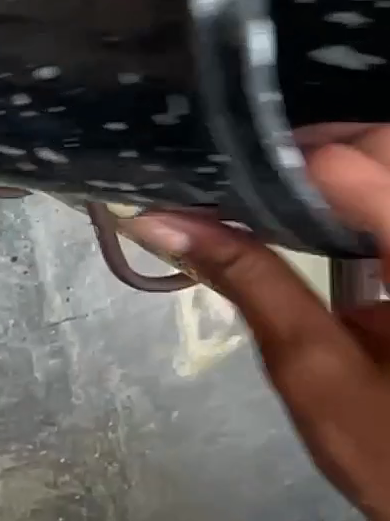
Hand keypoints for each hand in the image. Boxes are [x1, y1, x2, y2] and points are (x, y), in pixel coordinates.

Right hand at [123, 131, 389, 520]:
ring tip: (257, 197)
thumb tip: (153, 219)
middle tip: (226, 184)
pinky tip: (311, 221)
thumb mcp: (315, 370)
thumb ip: (246, 280)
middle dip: (305, 151)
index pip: (358, 169)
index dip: (275, 160)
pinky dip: (352, 199)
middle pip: (387, 149)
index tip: (200, 174)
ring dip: (328, 170)